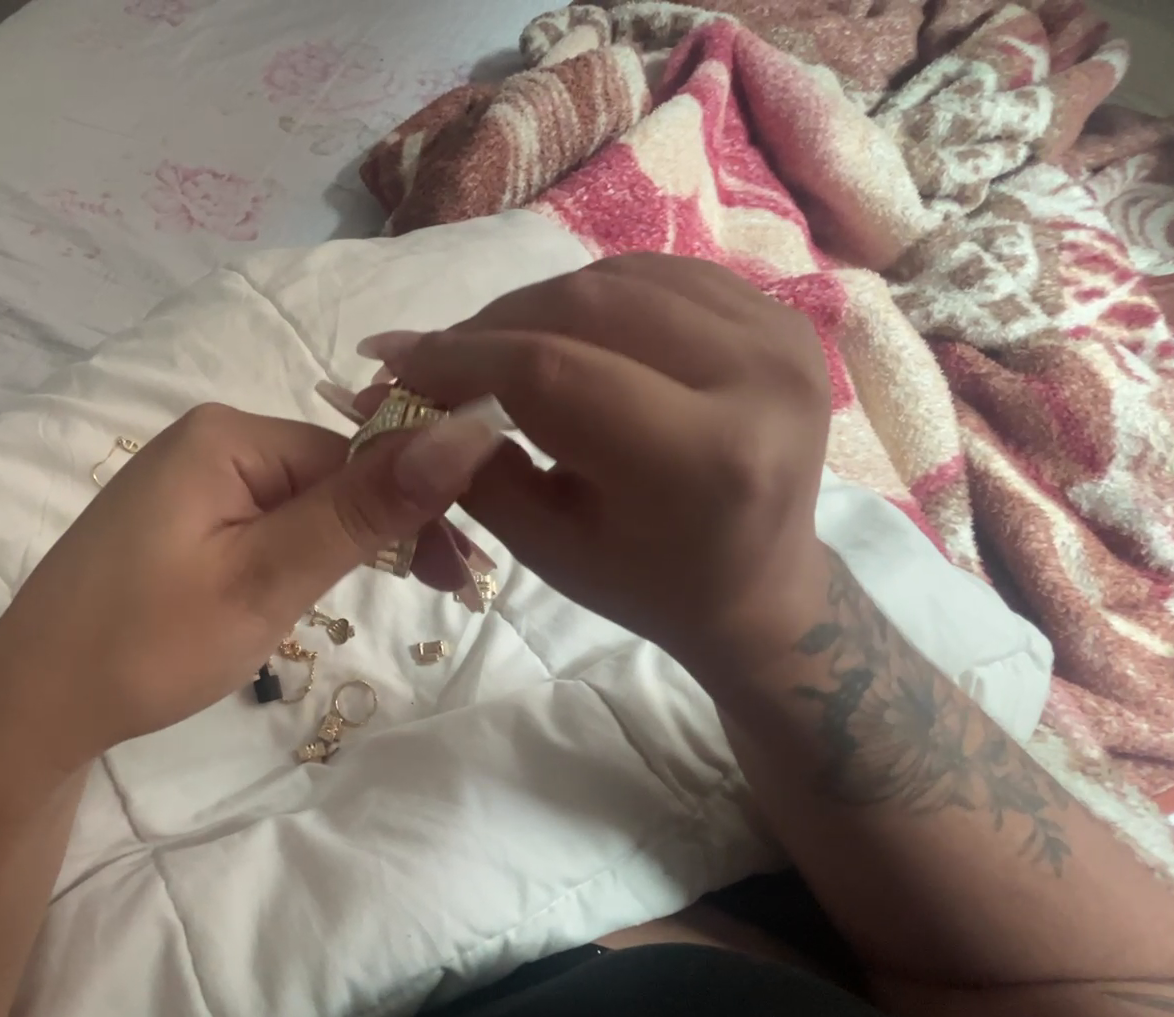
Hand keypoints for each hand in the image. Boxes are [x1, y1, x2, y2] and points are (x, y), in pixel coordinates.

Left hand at [0, 403, 504, 764]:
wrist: (32, 704)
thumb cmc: (149, 645)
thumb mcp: (269, 578)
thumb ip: (364, 508)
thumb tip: (468, 432)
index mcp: (227, 435)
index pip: (356, 457)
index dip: (414, 512)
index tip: (462, 577)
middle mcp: (205, 441)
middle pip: (327, 476)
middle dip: (382, 531)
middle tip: (440, 594)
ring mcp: (183, 481)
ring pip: (296, 504)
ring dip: (341, 548)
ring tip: (370, 600)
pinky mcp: (172, 520)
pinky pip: (257, 523)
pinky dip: (294, 557)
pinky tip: (303, 590)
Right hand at [356, 254, 832, 670]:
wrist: (755, 584)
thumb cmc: (642, 583)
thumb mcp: (543, 546)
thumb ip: (472, 469)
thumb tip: (400, 396)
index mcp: (700, 460)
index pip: (553, 372)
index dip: (459, 358)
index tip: (393, 364)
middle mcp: (757, 378)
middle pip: (585, 306)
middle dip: (487, 327)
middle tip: (432, 359)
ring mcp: (780, 334)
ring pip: (615, 278)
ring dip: (530, 306)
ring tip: (487, 350)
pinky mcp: (779, 315)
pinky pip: (654, 275)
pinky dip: (585, 296)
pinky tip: (555, 332)